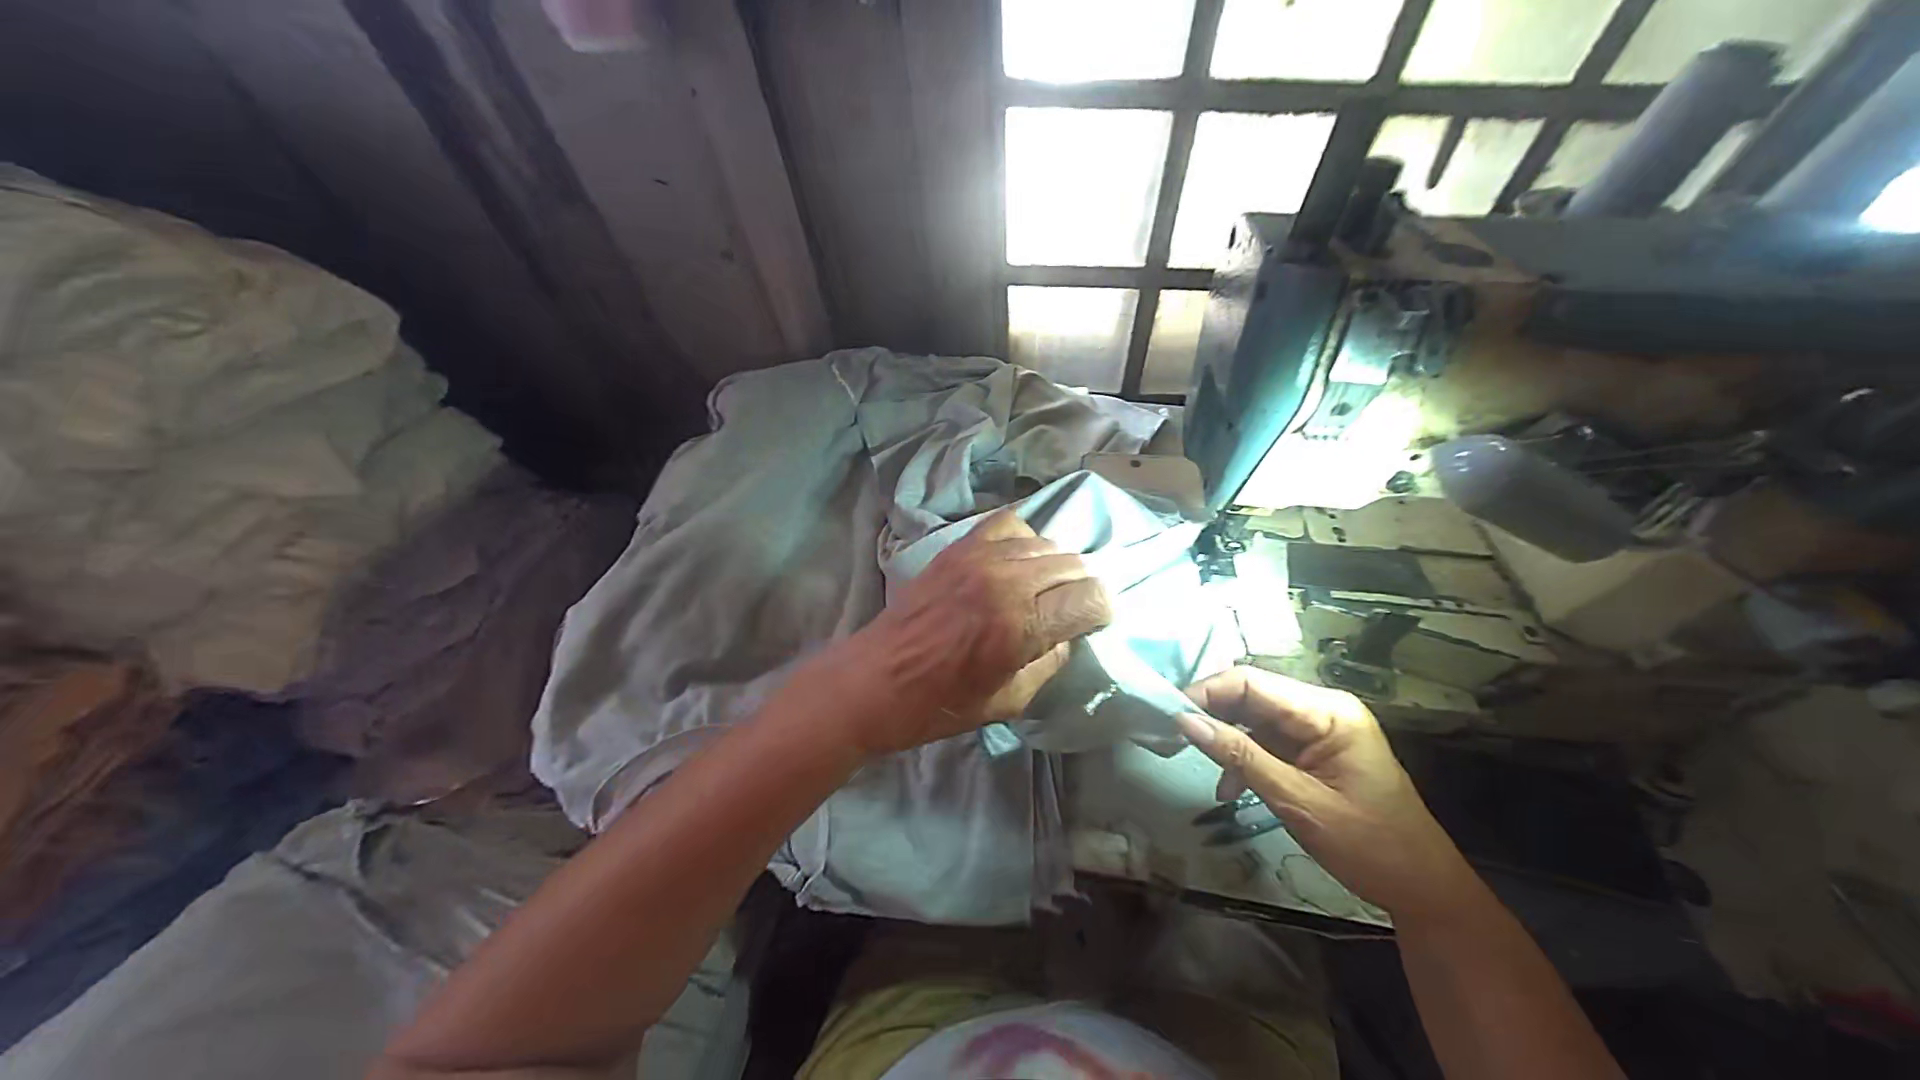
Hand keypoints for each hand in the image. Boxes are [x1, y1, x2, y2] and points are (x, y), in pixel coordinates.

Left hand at [813, 511, 1112, 758]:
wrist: (875, 681)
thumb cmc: (940, 704)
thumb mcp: (1009, 701)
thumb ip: (1049, 662)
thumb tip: (1067, 634)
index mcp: (1022, 626)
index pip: (1092, 598)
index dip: (1100, 612)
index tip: (1092, 624)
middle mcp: (1007, 581)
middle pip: (1074, 565)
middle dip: (1081, 588)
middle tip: (1069, 610)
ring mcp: (980, 558)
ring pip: (1046, 542)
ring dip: (1055, 566)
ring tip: (1044, 588)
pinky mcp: (958, 548)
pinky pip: (1009, 524)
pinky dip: (1024, 539)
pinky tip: (1017, 562)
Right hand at [1177, 666, 1478, 919]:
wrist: (1423, 890)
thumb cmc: (1370, 845)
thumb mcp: (1298, 800)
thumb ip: (1240, 757)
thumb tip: (1185, 722)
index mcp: (1327, 711)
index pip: (1253, 683)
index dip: (1207, 692)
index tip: (1169, 714)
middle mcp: (1322, 709)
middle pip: (1252, 697)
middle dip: (1214, 717)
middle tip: (1176, 739)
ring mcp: (1318, 730)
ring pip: (1255, 721)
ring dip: (1228, 745)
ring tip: (1211, 775)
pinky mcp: (1314, 751)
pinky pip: (1267, 743)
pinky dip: (1245, 762)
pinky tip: (1231, 790)